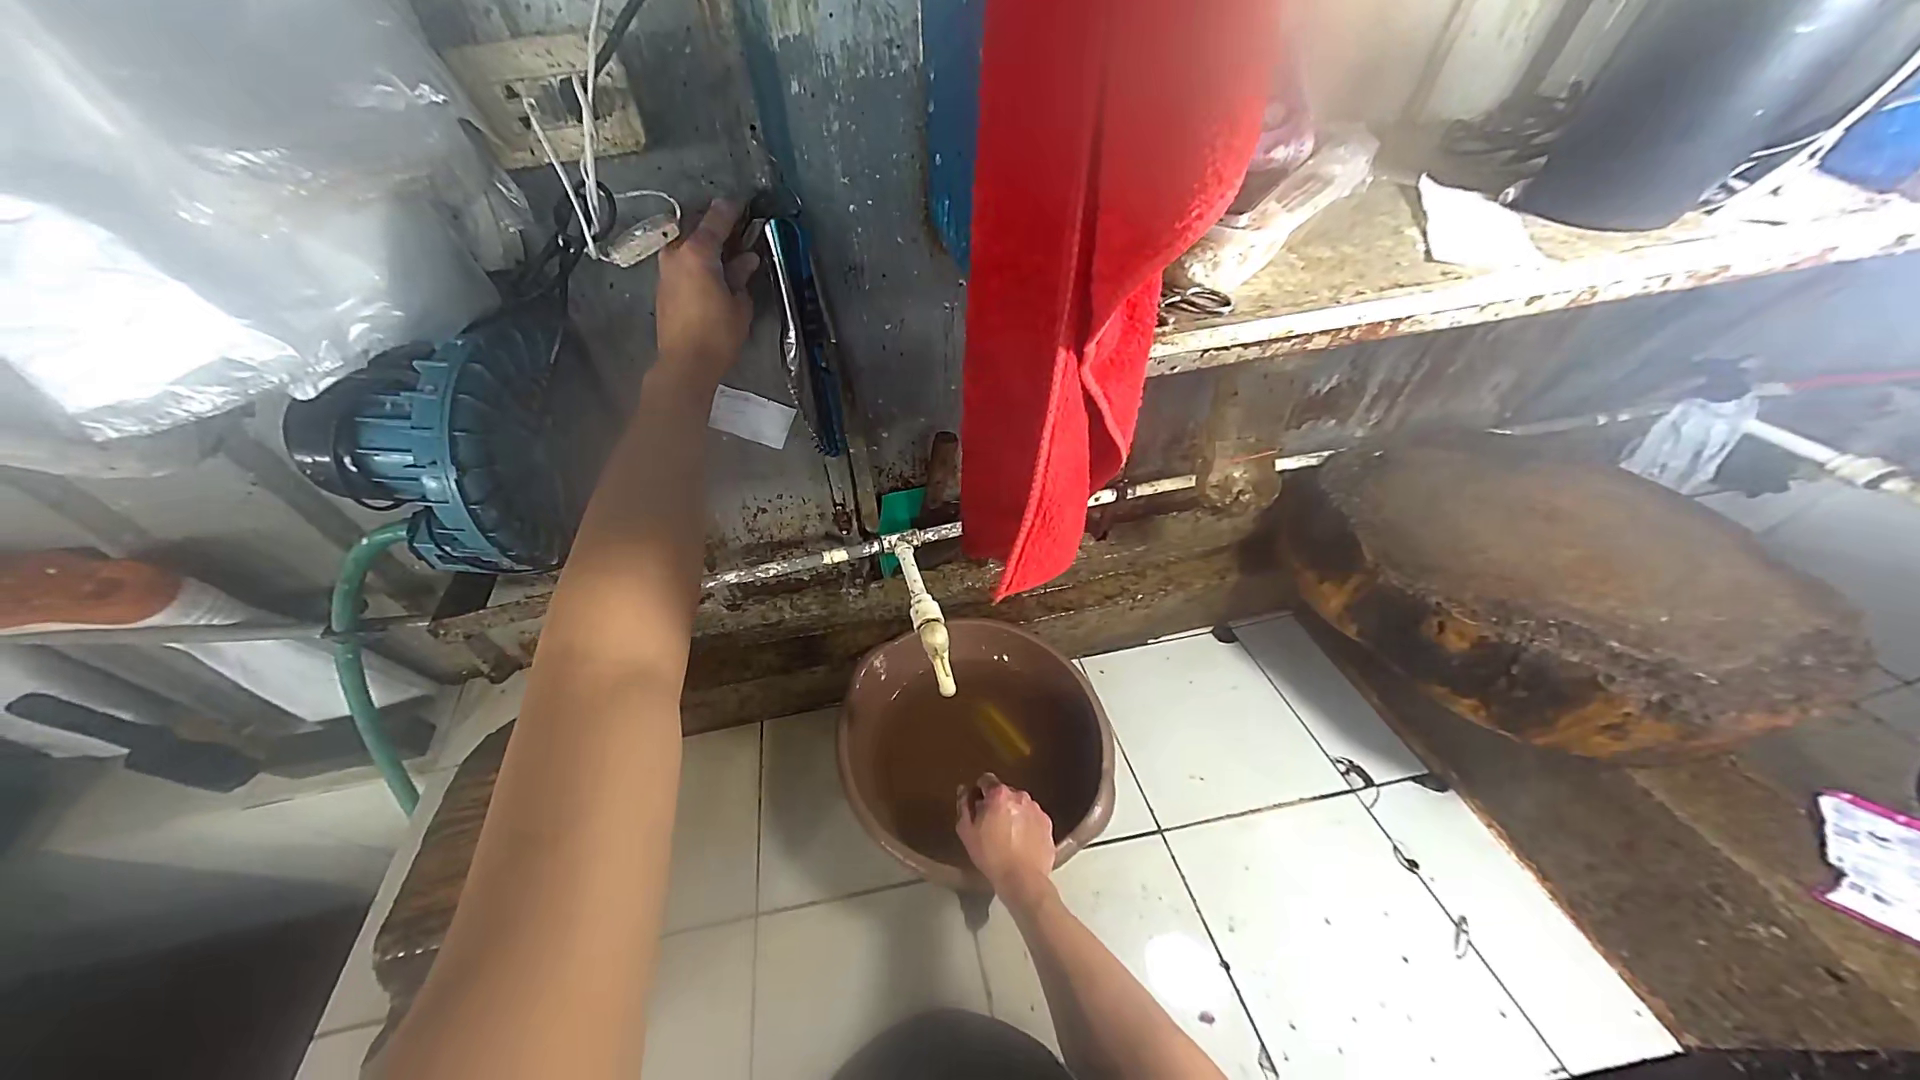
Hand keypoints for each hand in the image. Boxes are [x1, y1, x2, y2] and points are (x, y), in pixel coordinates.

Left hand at [653, 197, 759, 389]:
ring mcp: (666, 269)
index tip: (743, 204)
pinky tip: (712, 270)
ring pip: (686, 244)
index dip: (731, 210)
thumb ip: (741, 276)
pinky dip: (697, 259)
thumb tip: (745, 260)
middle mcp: (677, 254)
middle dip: (716, 225)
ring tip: (727, 251)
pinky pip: (682, 261)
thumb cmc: (717, 335)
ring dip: (705, 244)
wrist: (685, 362)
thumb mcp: (739, 305)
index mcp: (698, 253)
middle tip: (738, 230)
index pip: (716, 220)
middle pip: (696, 228)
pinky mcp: (663, 286)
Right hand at [956, 774, 1056, 910]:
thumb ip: (964, 805)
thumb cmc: (991, 856)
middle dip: (997, 804)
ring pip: (1020, 805)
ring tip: (1007, 837)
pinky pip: (1033, 818)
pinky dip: (1027, 825)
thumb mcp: (967, 831)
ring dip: (1013, 814)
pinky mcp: (1047, 824)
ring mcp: (1036, 809)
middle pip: (1004, 793)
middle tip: (991, 825)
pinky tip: (1021, 842)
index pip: (986, 780)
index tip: (977, 805)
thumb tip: (964, 790)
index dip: (980, 791)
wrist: (1022, 879)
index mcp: (999, 794)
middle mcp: (1020, 796)